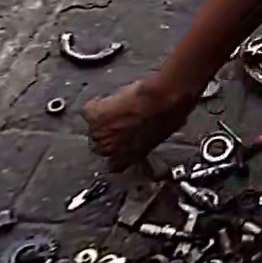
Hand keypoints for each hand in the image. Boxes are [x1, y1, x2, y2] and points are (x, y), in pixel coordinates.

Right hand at [82, 78, 196, 169]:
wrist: (166, 97)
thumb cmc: (172, 113)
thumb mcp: (164, 131)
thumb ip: (150, 136)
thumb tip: (154, 129)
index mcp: (131, 156)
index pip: (115, 165)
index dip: (117, 153)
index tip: (120, 143)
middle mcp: (112, 149)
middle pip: (101, 145)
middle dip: (109, 134)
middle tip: (119, 120)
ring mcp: (100, 133)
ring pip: (94, 128)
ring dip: (103, 119)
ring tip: (117, 107)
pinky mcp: (94, 115)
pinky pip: (89, 110)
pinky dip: (97, 103)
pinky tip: (107, 98)